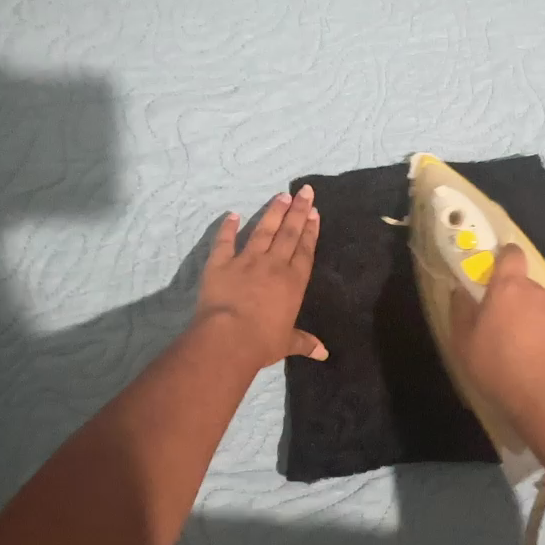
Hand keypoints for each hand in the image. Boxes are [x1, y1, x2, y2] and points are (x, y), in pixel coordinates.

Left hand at [194, 185, 325, 368]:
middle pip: (288, 233)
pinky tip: (233, 214)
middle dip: (297, 211)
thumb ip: (304, 342)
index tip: (314, 212)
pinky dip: (228, 227)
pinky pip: (225, 241)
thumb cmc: (262, 342)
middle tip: (304, 192)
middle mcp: (273, 265)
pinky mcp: (220, 263)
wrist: (228, 338)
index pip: (305, 250)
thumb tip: (323, 353)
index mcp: (293, 282)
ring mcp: (246, 261)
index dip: (310, 230)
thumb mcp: (286, 343)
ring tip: (281, 196)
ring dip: (272, 213)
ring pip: (262, 231)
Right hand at [449, 244, 544, 435]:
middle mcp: (540, 293)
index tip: (496, 270)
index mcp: (509, 289)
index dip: (504, 257)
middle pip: (526, 287)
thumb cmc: (500, 370)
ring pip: (544, 309)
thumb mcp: (464, 345)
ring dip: (535, 322)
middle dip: (515, 301)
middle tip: (503, 329)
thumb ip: (461, 312)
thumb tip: (460, 291)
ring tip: (526, 352)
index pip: (511, 255)